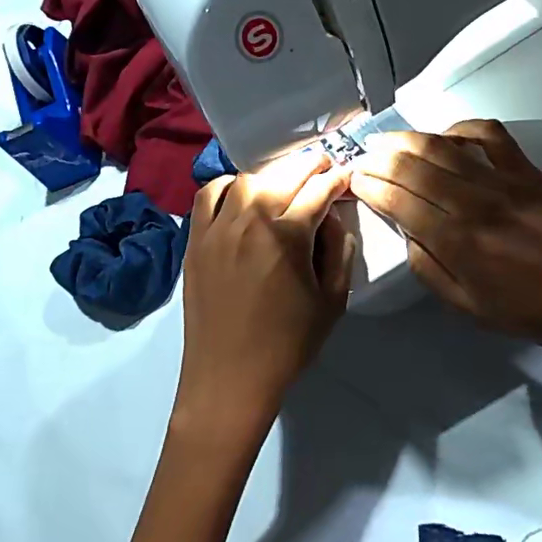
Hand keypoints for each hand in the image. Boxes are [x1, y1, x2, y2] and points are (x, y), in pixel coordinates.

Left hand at [177, 149, 356, 439]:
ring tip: (285, 182)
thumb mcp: (332, 302)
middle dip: (309, 165)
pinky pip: (209, 195)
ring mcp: (217, 228)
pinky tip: (240, 193)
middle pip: (284, 175)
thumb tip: (331, 217)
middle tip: (323, 165)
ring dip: (272, 175)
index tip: (346, 173)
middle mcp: (250, 220)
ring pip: (247, 180)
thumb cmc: (288, 345)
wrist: (229, 377)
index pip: (319, 191)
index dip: (337, 179)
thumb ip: (338, 251)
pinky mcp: (195, 240)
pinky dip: (227, 185)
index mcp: (288, 236)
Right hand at [348, 120, 541, 356]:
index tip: (354, 181)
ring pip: (443, 147)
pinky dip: (461, 128)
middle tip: (362, 157)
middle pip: (414, 167)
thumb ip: (432, 271)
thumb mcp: (475, 310)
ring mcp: (504, 180)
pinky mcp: (529, 170)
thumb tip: (409, 236)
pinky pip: (489, 136)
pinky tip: (446, 135)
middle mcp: (475, 203)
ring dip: (408, 139)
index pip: (399, 201)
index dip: (371, 187)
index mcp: (459, 242)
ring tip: (386, 139)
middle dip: (380, 158)